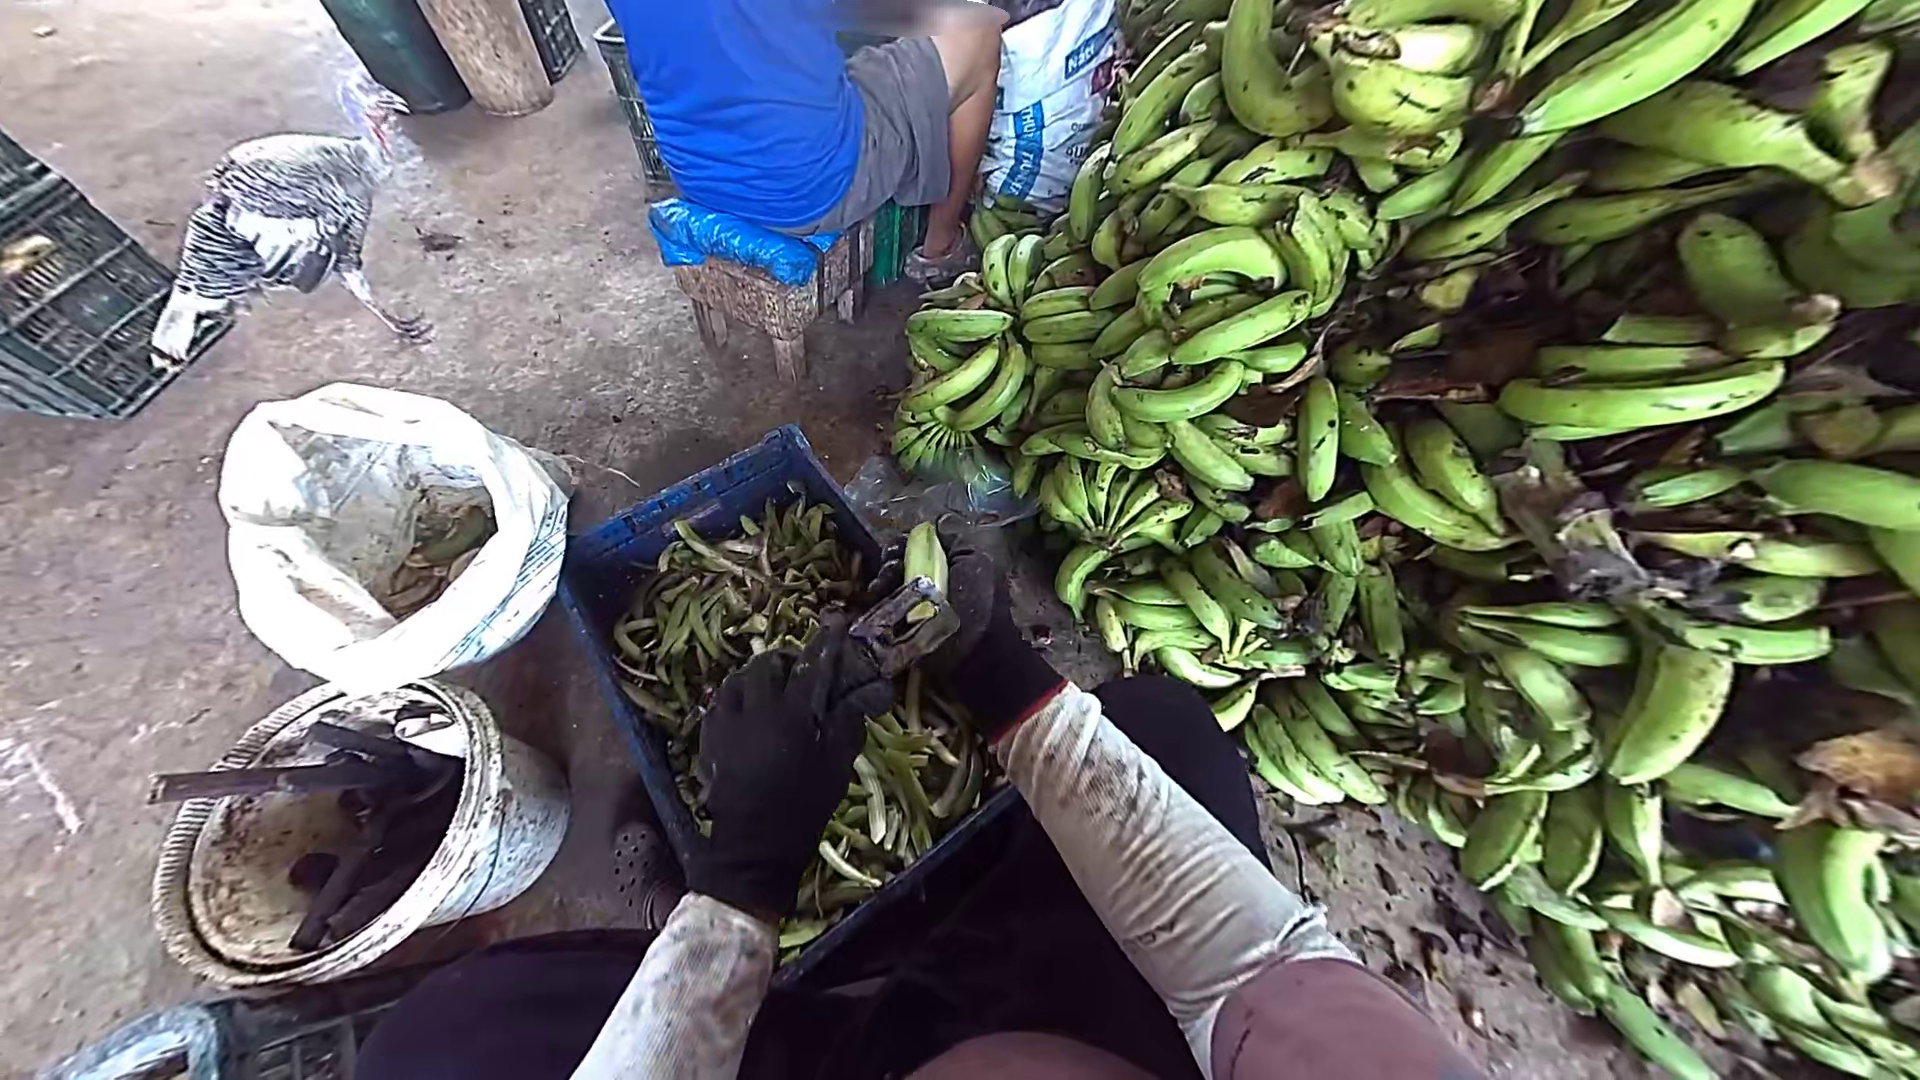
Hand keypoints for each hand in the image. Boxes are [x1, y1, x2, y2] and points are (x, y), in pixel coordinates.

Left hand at [689, 617, 894, 919]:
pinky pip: (716, 707)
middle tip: (793, 670)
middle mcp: (758, 712)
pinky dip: (731, 700)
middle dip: (781, 661)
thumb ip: (846, 726)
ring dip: (752, 678)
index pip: (811, 666)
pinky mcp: (710, 743)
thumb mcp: (837, 767)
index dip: (824, 642)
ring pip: (734, 682)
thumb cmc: (803, 806)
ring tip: (765, 687)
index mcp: (794, 716)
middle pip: (764, 666)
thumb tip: (853, 699)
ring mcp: (729, 726)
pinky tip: (741, 711)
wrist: (755, 848)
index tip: (834, 621)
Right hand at [873, 541, 1061, 740]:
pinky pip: (885, 604)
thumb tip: (937, 521)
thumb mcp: (975, 561)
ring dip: (883, 578)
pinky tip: (877, 596)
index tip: (898, 549)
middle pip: (900, 560)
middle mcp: (932, 579)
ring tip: (881, 585)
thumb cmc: (979, 604)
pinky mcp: (904, 623)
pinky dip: (879, 598)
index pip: (919, 544)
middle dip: (890, 560)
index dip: (905, 543)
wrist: (975, 653)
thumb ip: (956, 538)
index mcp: (950, 563)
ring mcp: (917, 602)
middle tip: (887, 569)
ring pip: (889, 580)